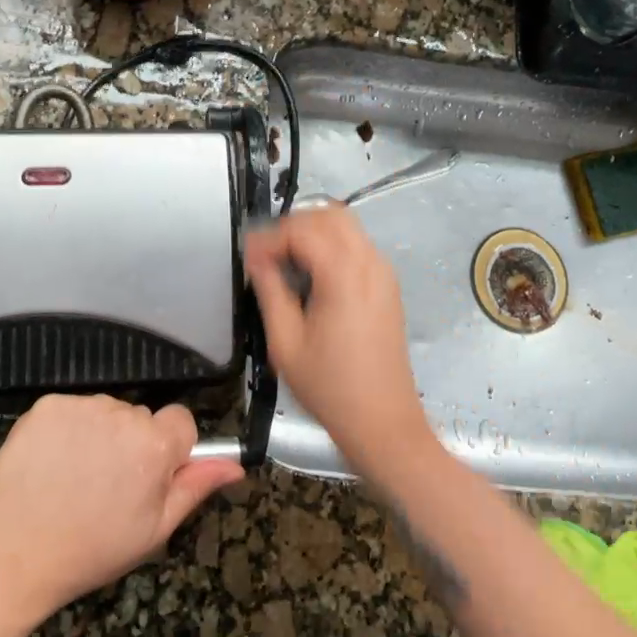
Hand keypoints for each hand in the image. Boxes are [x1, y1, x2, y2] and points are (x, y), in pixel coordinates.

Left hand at [0, 395, 242, 620]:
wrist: (16, 553)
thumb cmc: (90, 548)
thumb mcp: (155, 529)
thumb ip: (196, 487)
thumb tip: (234, 466)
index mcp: (153, 445)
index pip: (181, 421)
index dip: (169, 449)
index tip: (150, 473)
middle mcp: (120, 415)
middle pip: (140, 417)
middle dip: (132, 443)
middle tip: (109, 485)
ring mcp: (80, 407)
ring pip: (105, 412)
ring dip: (99, 435)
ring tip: (77, 478)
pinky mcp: (47, 405)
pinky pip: (71, 408)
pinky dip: (66, 430)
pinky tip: (56, 463)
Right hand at [243, 207, 431, 474]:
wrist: (383, 423)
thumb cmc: (331, 388)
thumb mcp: (286, 343)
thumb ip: (270, 290)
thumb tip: (257, 259)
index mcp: (344, 274)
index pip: (302, 229)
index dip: (270, 236)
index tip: (248, 255)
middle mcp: (370, 264)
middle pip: (330, 214)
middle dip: (294, 224)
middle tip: (267, 252)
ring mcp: (383, 274)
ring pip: (347, 226)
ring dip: (314, 232)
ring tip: (285, 261)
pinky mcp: (388, 287)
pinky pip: (358, 247)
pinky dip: (332, 246)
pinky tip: (311, 275)